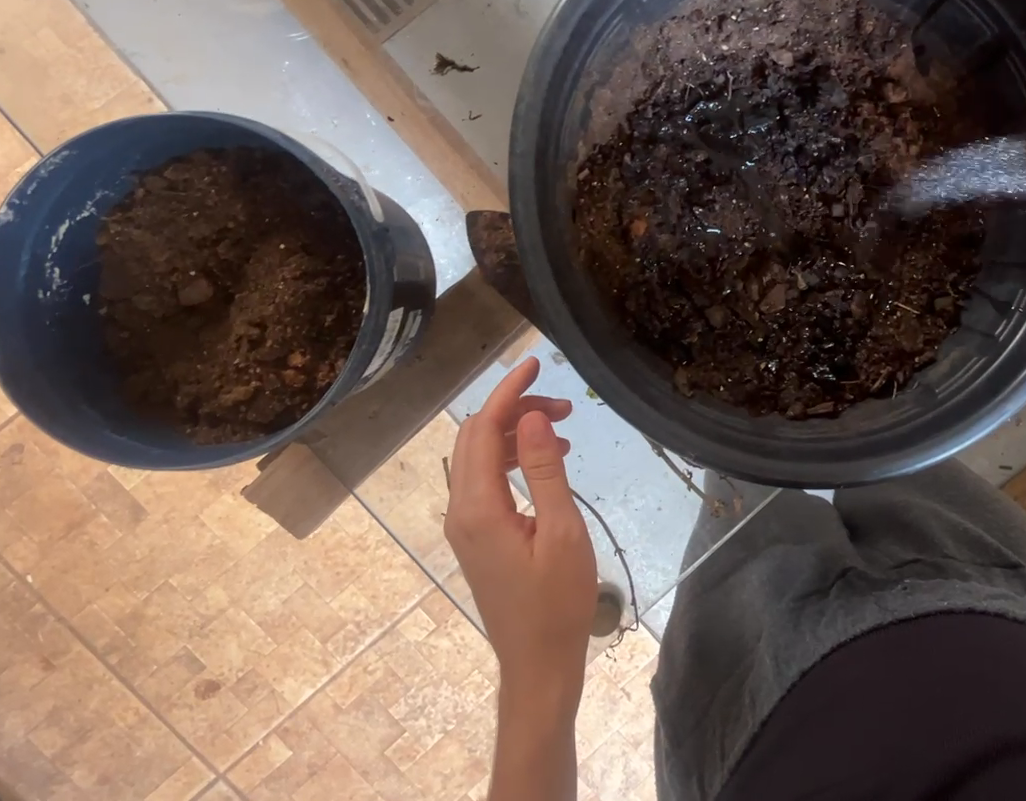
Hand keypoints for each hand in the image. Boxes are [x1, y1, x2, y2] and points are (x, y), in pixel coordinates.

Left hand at [444, 356, 594, 708]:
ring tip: (564, 430)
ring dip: (515, 433)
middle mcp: (460, 510)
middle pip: (476, 437)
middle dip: (515, 409)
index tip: (535, 363)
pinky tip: (549, 461)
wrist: (538, 662)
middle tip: (565, 405)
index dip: (509, 391)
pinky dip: (513, 459)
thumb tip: (529, 417)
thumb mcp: (561, 531)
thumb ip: (543, 471)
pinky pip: (486, 480)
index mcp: (478, 507)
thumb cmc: (556, 601)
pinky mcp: (477, 535)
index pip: (484, 429)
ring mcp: (465, 524)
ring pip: (480, 457)